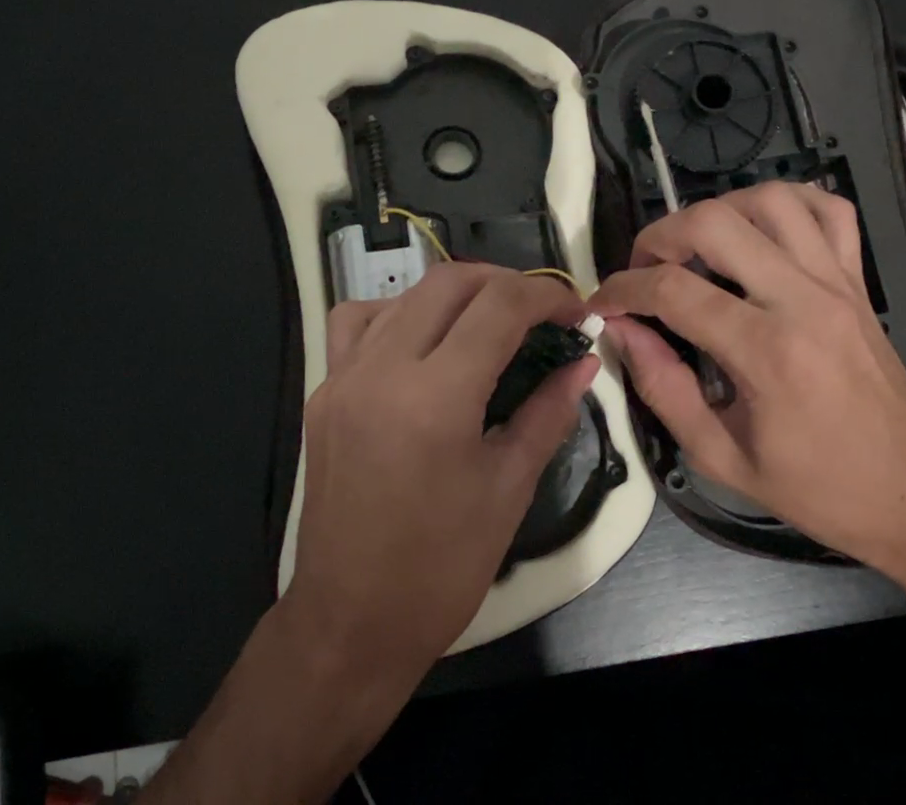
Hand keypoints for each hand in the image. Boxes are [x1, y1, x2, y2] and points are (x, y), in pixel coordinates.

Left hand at [287, 264, 597, 670]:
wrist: (351, 622)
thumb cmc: (442, 567)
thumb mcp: (509, 488)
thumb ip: (548, 413)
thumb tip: (583, 364)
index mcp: (435, 397)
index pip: (499, 307)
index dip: (547, 296)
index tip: (577, 311)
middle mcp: (381, 370)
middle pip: (449, 283)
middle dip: (505, 284)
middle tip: (542, 314)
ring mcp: (342, 379)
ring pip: (401, 295)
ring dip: (453, 294)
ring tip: (489, 323)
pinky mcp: (323, 396)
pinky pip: (357, 326)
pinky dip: (397, 314)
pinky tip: (423, 345)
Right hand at [589, 183, 905, 579]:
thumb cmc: (814, 487)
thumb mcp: (720, 457)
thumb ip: (663, 389)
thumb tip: (622, 333)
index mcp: (767, 352)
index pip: (674, 291)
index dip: (623, 290)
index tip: (603, 304)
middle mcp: (803, 300)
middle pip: (716, 224)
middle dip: (660, 237)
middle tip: (642, 271)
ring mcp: (838, 282)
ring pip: (771, 200)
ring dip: (719, 211)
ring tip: (696, 248)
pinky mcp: (858, 281)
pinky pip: (829, 211)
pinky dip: (788, 203)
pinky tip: (761, 230)